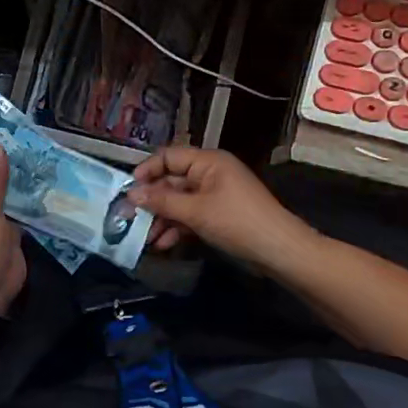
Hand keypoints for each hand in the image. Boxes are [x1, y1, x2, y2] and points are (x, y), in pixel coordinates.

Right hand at [127, 147, 303, 267]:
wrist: (279, 250)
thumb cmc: (237, 222)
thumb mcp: (195, 212)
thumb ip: (161, 202)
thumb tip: (131, 195)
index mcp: (208, 162)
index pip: (169, 156)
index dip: (147, 170)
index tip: (128, 190)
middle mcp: (210, 173)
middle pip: (172, 181)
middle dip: (152, 201)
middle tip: (129, 219)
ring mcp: (215, 195)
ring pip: (179, 201)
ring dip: (162, 219)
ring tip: (146, 238)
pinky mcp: (218, 215)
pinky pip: (190, 215)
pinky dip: (177, 227)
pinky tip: (163, 244)